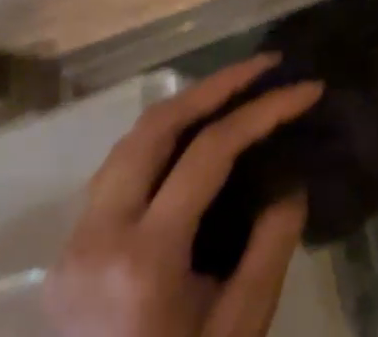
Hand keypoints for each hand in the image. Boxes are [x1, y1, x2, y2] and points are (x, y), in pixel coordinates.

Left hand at [46, 56, 322, 336]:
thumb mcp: (245, 317)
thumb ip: (274, 240)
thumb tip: (289, 178)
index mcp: (143, 257)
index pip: (208, 153)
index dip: (264, 110)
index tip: (309, 89)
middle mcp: (95, 239)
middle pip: (151, 132)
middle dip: (214, 87)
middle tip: (267, 65)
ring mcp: (71, 245)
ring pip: (125, 147)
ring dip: (183, 109)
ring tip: (237, 88)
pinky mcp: (68, 253)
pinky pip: (116, 176)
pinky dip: (161, 142)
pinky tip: (196, 137)